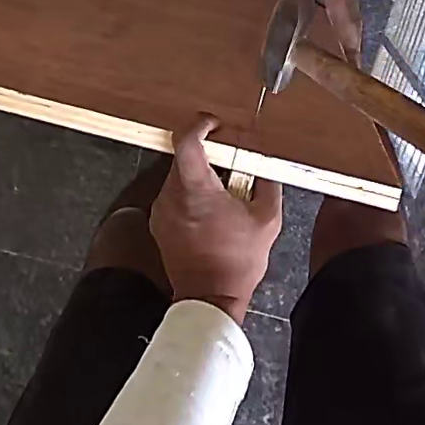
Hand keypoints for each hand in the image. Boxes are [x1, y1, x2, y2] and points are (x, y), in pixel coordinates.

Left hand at [150, 115, 282, 323]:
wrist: (209, 299)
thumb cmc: (238, 260)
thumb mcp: (267, 218)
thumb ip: (265, 179)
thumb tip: (261, 157)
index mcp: (196, 189)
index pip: (186, 140)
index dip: (200, 124)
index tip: (216, 125)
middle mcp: (171, 195)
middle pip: (185, 156)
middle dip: (208, 152)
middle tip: (231, 159)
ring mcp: (161, 209)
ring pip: (179, 175)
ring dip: (200, 173)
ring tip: (224, 190)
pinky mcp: (158, 222)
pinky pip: (174, 194)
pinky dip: (191, 192)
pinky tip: (211, 210)